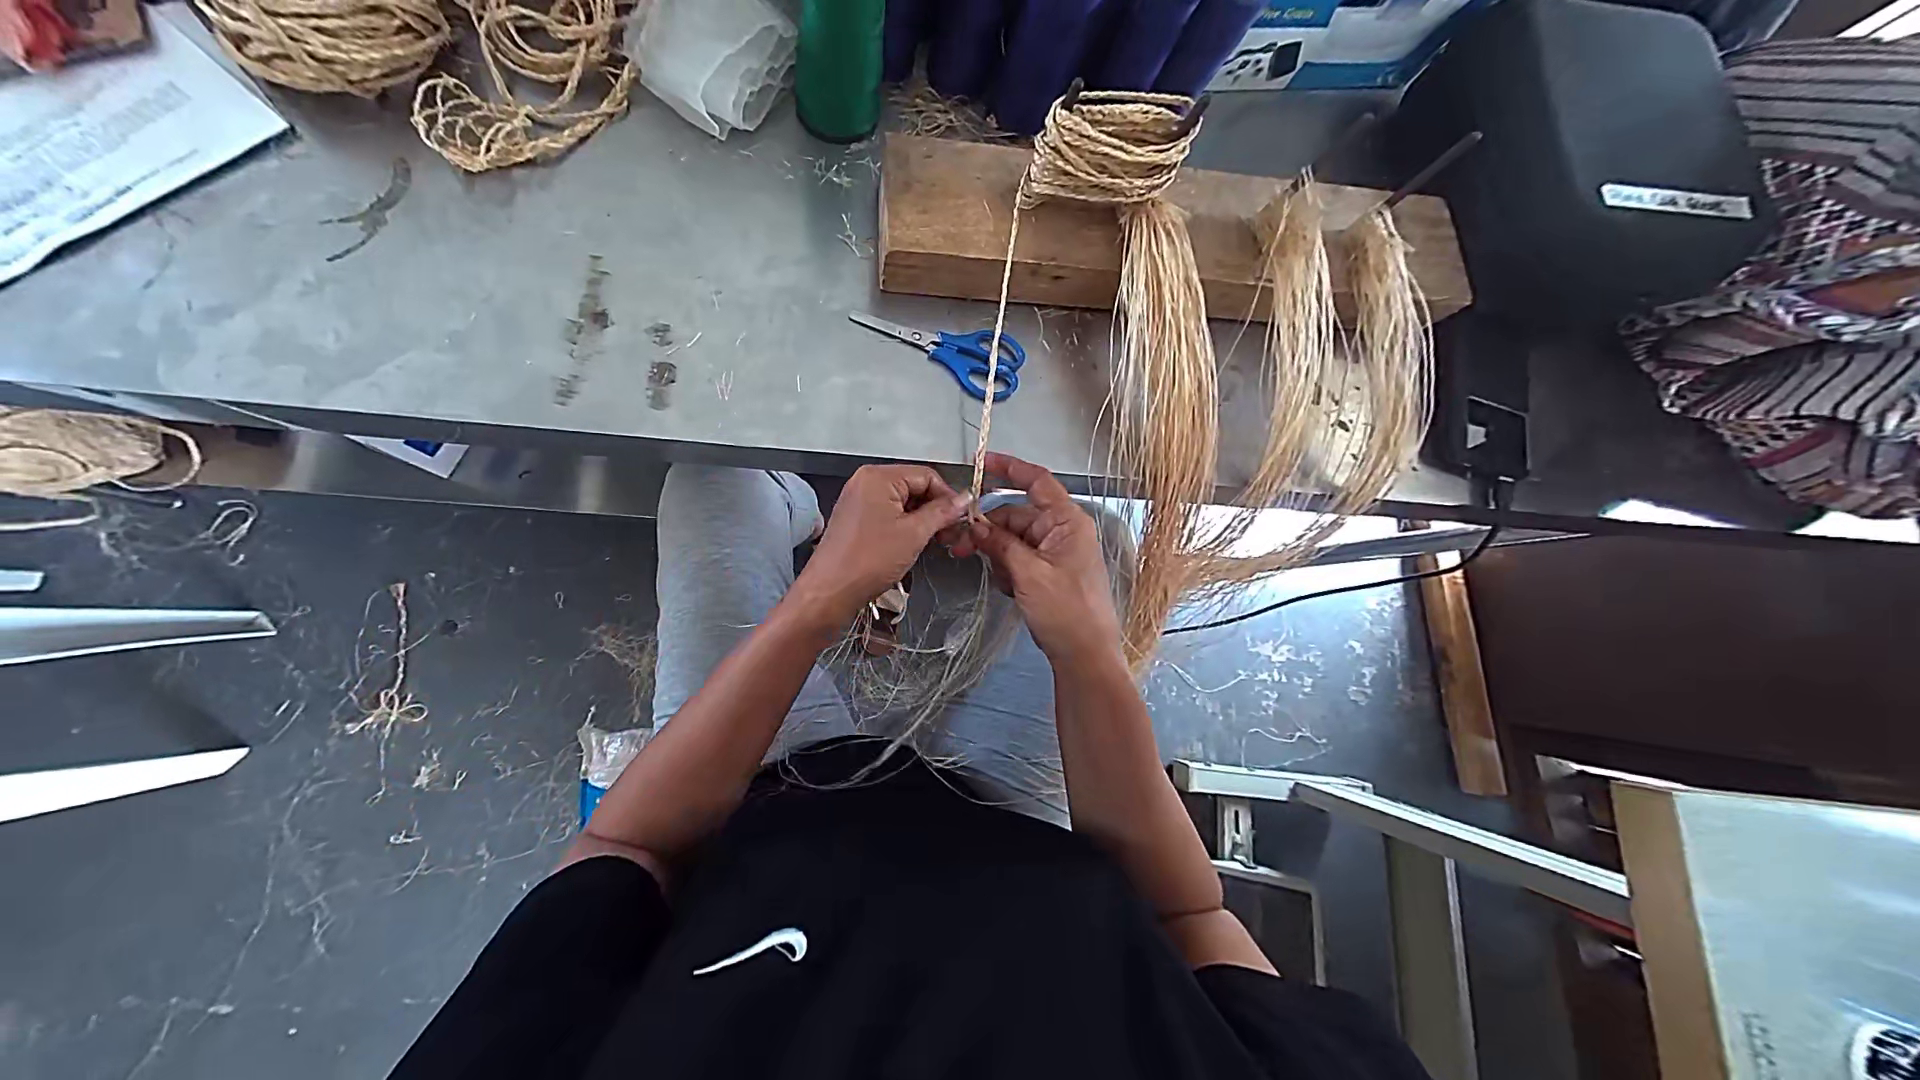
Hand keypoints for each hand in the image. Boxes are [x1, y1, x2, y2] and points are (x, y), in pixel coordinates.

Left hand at [789, 464, 971, 626]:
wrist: (831, 591)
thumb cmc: (866, 562)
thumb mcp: (914, 534)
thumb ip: (942, 512)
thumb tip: (962, 500)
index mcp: (878, 477)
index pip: (927, 475)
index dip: (948, 496)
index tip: (961, 517)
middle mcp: (865, 482)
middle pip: (915, 487)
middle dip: (936, 510)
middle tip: (950, 534)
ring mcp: (859, 500)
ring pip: (904, 502)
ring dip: (923, 520)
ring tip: (935, 542)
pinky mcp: (857, 518)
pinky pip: (890, 513)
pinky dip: (906, 526)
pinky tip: (915, 544)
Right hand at [946, 452, 1123, 666]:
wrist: (1085, 655)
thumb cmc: (1067, 612)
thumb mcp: (1028, 574)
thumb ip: (1000, 544)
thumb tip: (975, 525)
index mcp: (1067, 522)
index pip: (1037, 481)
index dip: (1009, 467)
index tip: (982, 462)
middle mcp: (1062, 532)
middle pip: (1016, 515)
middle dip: (989, 528)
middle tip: (961, 545)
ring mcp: (1055, 553)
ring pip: (1014, 539)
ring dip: (997, 553)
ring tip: (998, 578)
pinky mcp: (1049, 573)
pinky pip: (1019, 559)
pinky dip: (1008, 569)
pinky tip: (1009, 588)